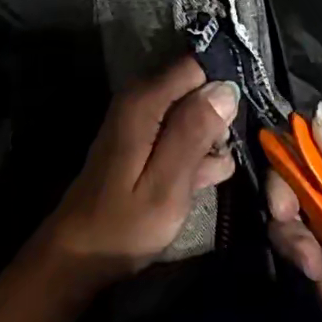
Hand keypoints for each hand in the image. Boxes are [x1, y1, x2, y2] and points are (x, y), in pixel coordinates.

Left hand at [39, 56, 239, 289]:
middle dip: (219, 114)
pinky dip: (196, 149)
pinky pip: (182, 128)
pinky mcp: (145, 138)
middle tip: (222, 152)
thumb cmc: (123, 226)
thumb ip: (194, 133)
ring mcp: (143, 117)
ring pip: (195, 109)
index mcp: (144, 101)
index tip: (242, 117)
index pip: (197, 64)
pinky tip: (202, 177)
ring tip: (211, 170)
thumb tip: (226, 88)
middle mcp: (142, 97)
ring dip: (211, 136)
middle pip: (197, 84)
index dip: (224, 85)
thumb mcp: (166, 185)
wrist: (79, 257)